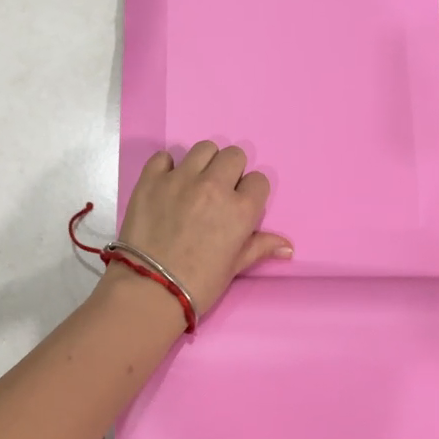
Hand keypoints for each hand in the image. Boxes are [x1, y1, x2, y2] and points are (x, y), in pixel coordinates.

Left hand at [114, 142, 292, 314]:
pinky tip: (167, 184)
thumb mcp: (234, 267)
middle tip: (218, 192)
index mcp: (240, 209)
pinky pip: (164, 156)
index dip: (250, 192)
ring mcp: (180, 179)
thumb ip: (259, 247)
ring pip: (203, 149)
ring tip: (194, 183)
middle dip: (230, 170)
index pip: (258, 180)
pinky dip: (167, 166)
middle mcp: (214, 186)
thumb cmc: (199, 283)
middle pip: (233, 155)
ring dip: (203, 162)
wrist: (149, 288)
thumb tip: (288, 247)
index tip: (239, 204)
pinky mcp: (151, 179)